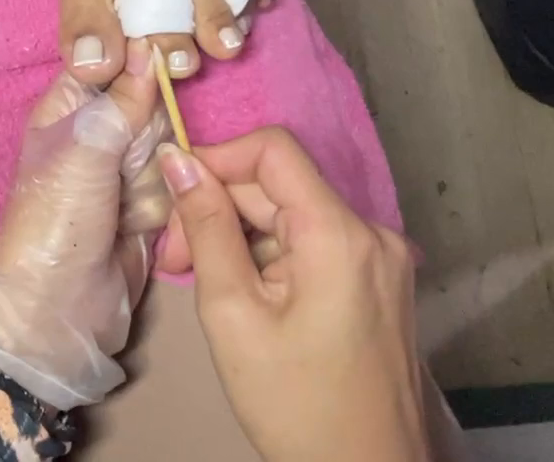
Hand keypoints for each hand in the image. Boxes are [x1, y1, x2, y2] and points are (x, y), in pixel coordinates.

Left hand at [0, 39, 171, 408]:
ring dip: (151, 182)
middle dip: (148, 138)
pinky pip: (175, 189)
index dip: (143, 63)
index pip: (115, 62)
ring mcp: (121, 170)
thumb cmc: (58, 214)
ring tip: (122, 209)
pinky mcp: (145, 205)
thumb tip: (145, 46)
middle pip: (152, 107)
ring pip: (168, 150)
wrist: (59, 306)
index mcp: (67, 105)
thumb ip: (122, 99)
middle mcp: (96, 131)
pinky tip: (135, 230)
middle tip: (127, 164)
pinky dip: (160, 210)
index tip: (171, 64)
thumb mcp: (86, 147)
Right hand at [160, 129, 427, 461]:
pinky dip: (263, 252)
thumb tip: (176, 157)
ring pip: (284, 212)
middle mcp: (372, 233)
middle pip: (273, 186)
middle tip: (175, 261)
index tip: (176, 197)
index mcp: (340, 235)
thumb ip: (205, 225)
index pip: (271, 150)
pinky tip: (237, 289)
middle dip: (215, 210)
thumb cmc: (292, 403)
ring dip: (234, 235)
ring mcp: (379, 257)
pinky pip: (305, 239)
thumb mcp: (232, 310)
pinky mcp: (375, 279)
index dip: (216, 159)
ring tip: (197, 279)